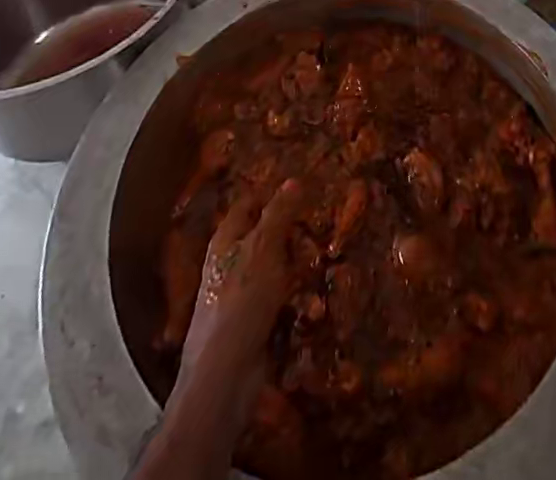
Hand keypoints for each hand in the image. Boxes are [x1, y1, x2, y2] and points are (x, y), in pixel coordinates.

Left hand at [178, 179, 304, 404]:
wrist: (225, 374)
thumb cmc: (241, 302)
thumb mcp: (263, 249)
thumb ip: (279, 214)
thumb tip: (294, 180)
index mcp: (226, 240)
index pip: (250, 204)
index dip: (274, 194)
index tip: (307, 188)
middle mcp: (232, 263)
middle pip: (266, 235)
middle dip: (294, 231)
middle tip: (326, 222)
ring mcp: (243, 294)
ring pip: (278, 268)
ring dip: (301, 264)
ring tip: (330, 255)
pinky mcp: (257, 320)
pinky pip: (283, 298)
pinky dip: (300, 295)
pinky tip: (319, 294)